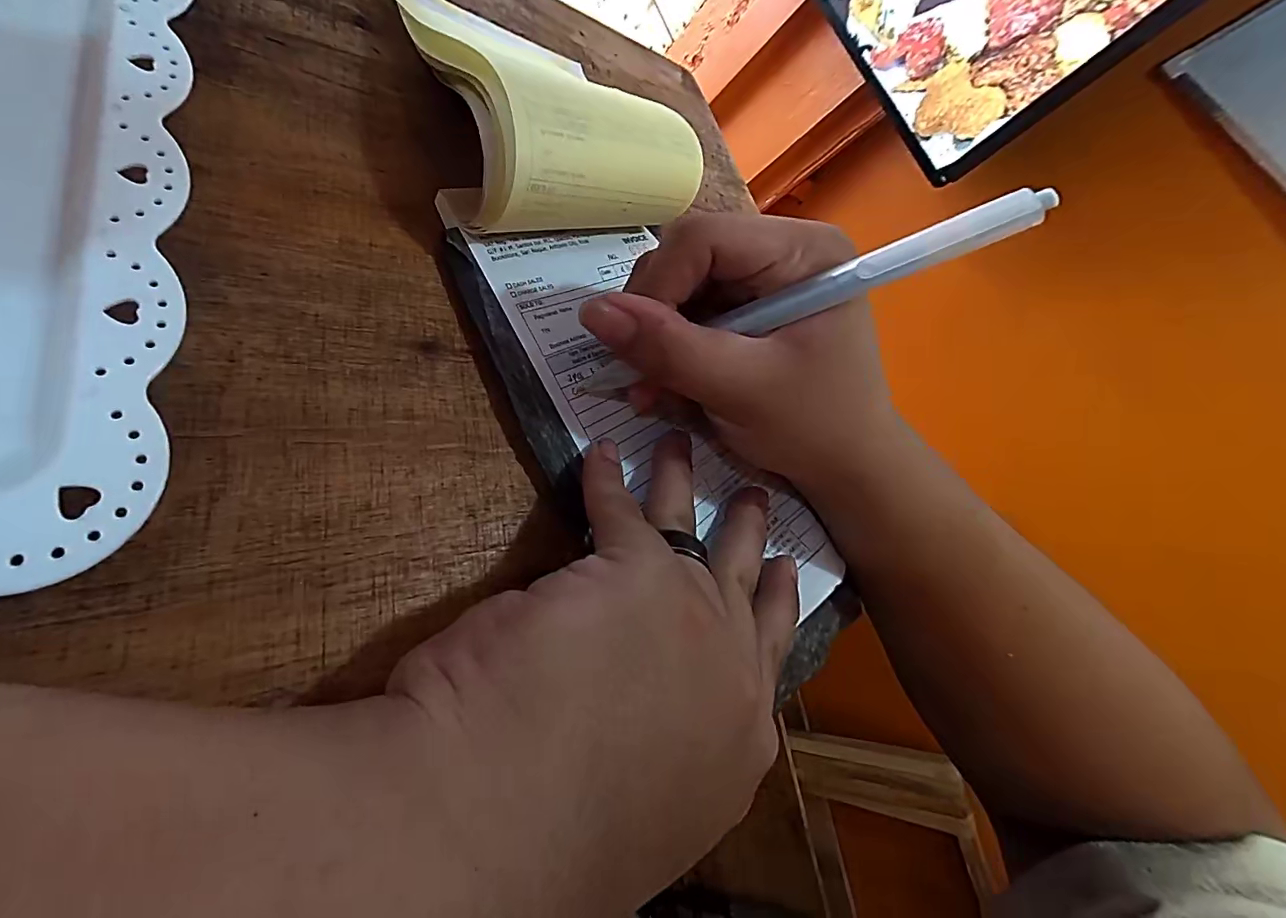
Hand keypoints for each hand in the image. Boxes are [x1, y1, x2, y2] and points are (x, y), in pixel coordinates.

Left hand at [385, 435, 798, 915]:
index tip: (784, 572)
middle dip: (750, 534)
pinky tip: (601, 456)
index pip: (771, 653)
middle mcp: (728, 668)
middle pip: (744, 578)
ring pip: (693, 529)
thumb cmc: (561, 836)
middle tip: (757, 497)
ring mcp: (686, 612)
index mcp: (737, 740)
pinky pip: (620, 508)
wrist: (501, 827)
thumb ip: (663, 743)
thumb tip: (641, 719)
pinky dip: (607, 479)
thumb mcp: (648, 798)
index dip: (776, 606)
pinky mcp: (627, 568)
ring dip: (684, 483)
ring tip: (684, 449)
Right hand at [578, 213, 901, 497]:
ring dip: (657, 337)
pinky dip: (668, 347)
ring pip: (677, 284)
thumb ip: (668, 348)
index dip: (657, 287)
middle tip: (647, 374)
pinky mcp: (746, 302)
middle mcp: (782, 249)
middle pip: (684, 256)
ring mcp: (762, 275)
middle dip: (655, 316)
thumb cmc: (813, 428)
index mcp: (803, 251)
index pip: (702, 238)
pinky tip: (668, 384)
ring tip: (656, 388)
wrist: (846, 466)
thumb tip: (592, 311)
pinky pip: (686, 309)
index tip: (638, 346)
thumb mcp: (739, 389)